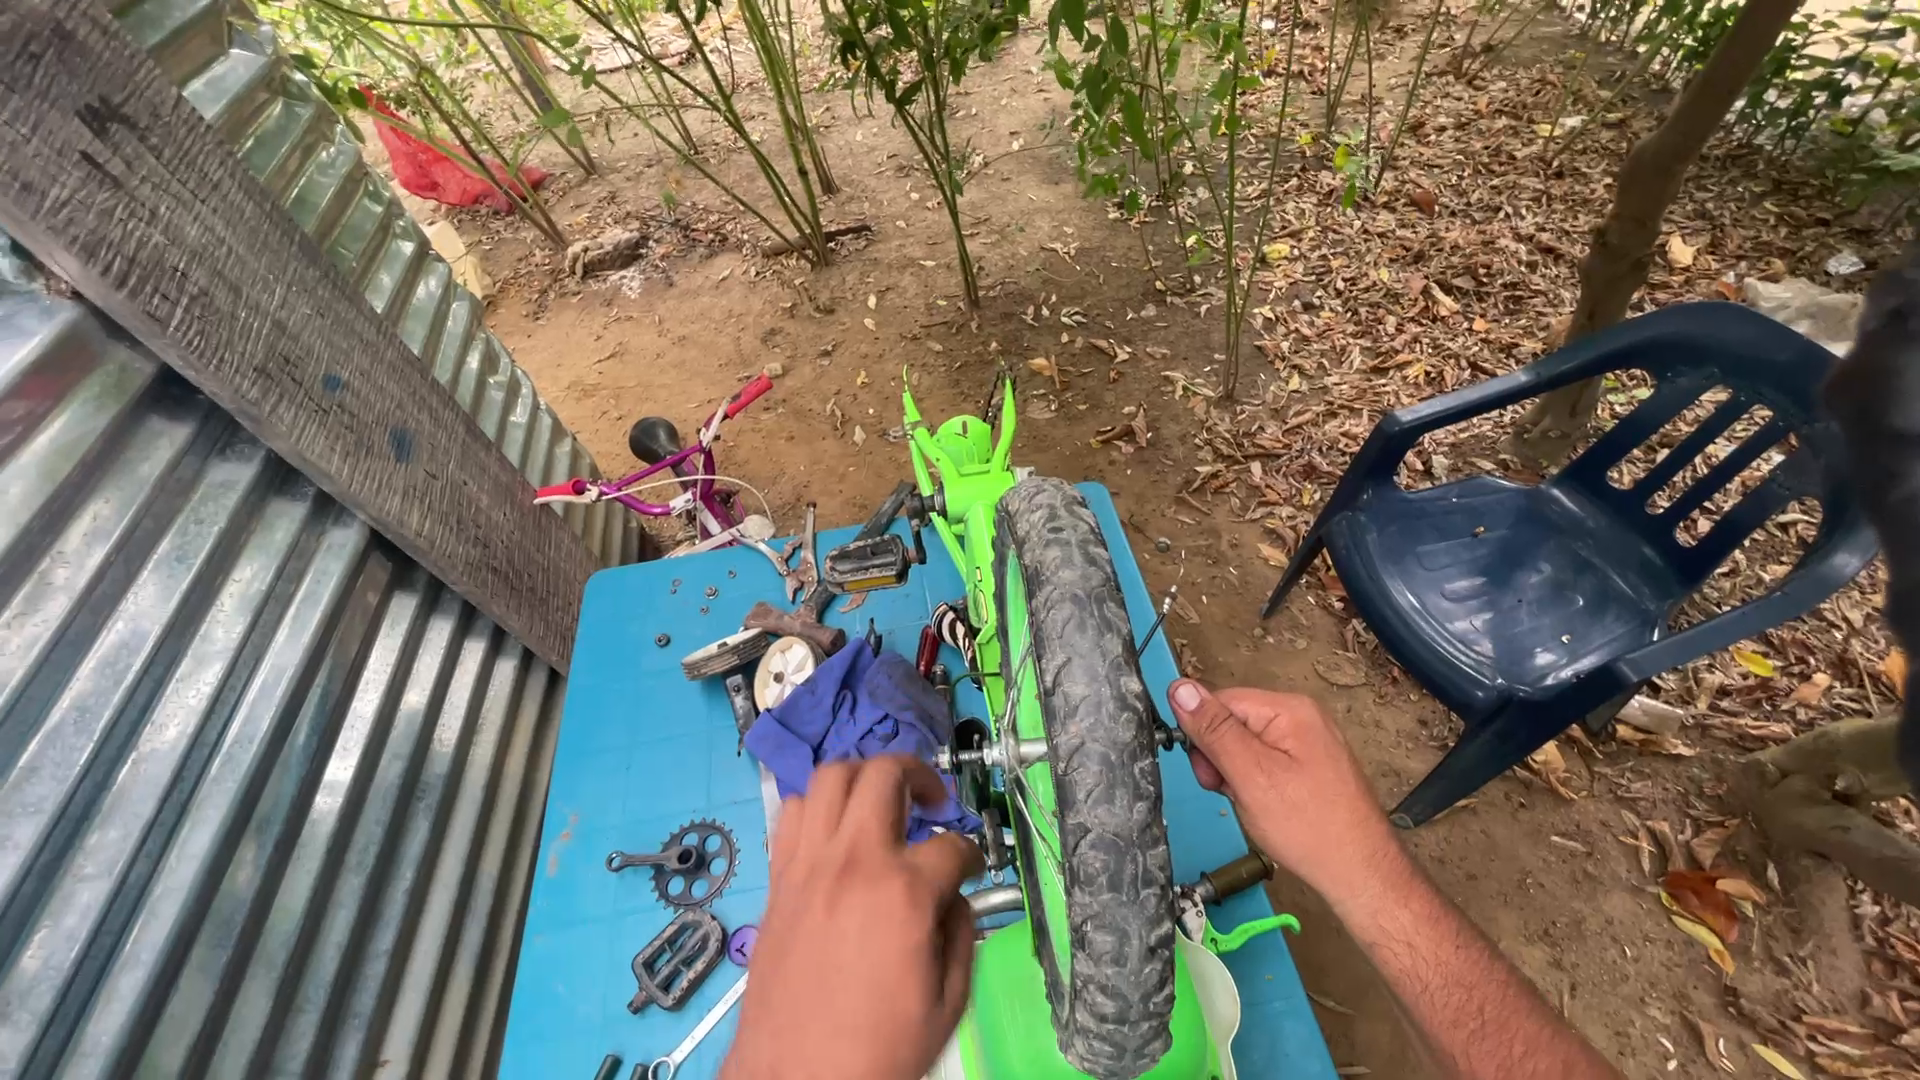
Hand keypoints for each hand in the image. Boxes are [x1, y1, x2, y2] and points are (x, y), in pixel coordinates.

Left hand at [721, 756, 984, 1079]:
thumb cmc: (878, 1050)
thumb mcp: (948, 1003)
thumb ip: (961, 935)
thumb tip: (955, 898)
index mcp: (905, 892)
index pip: (952, 846)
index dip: (970, 857)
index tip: (970, 870)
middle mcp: (855, 860)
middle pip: (886, 774)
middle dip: (920, 774)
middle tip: (932, 800)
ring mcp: (810, 863)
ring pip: (831, 777)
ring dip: (863, 779)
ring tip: (881, 803)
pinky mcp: (779, 877)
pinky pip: (791, 813)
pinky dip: (816, 807)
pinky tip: (834, 833)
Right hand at [1167, 680, 1409, 911]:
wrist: (1361, 876)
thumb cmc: (1308, 827)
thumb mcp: (1250, 775)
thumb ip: (1213, 730)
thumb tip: (1179, 688)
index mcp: (1288, 709)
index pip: (1219, 702)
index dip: (1203, 737)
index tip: (1209, 775)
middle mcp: (1300, 716)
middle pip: (1231, 722)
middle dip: (1220, 758)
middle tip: (1231, 792)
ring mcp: (1307, 741)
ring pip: (1244, 745)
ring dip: (1235, 774)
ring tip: (1252, 804)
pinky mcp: (1309, 764)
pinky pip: (1263, 760)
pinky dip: (1253, 782)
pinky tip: (1265, 805)